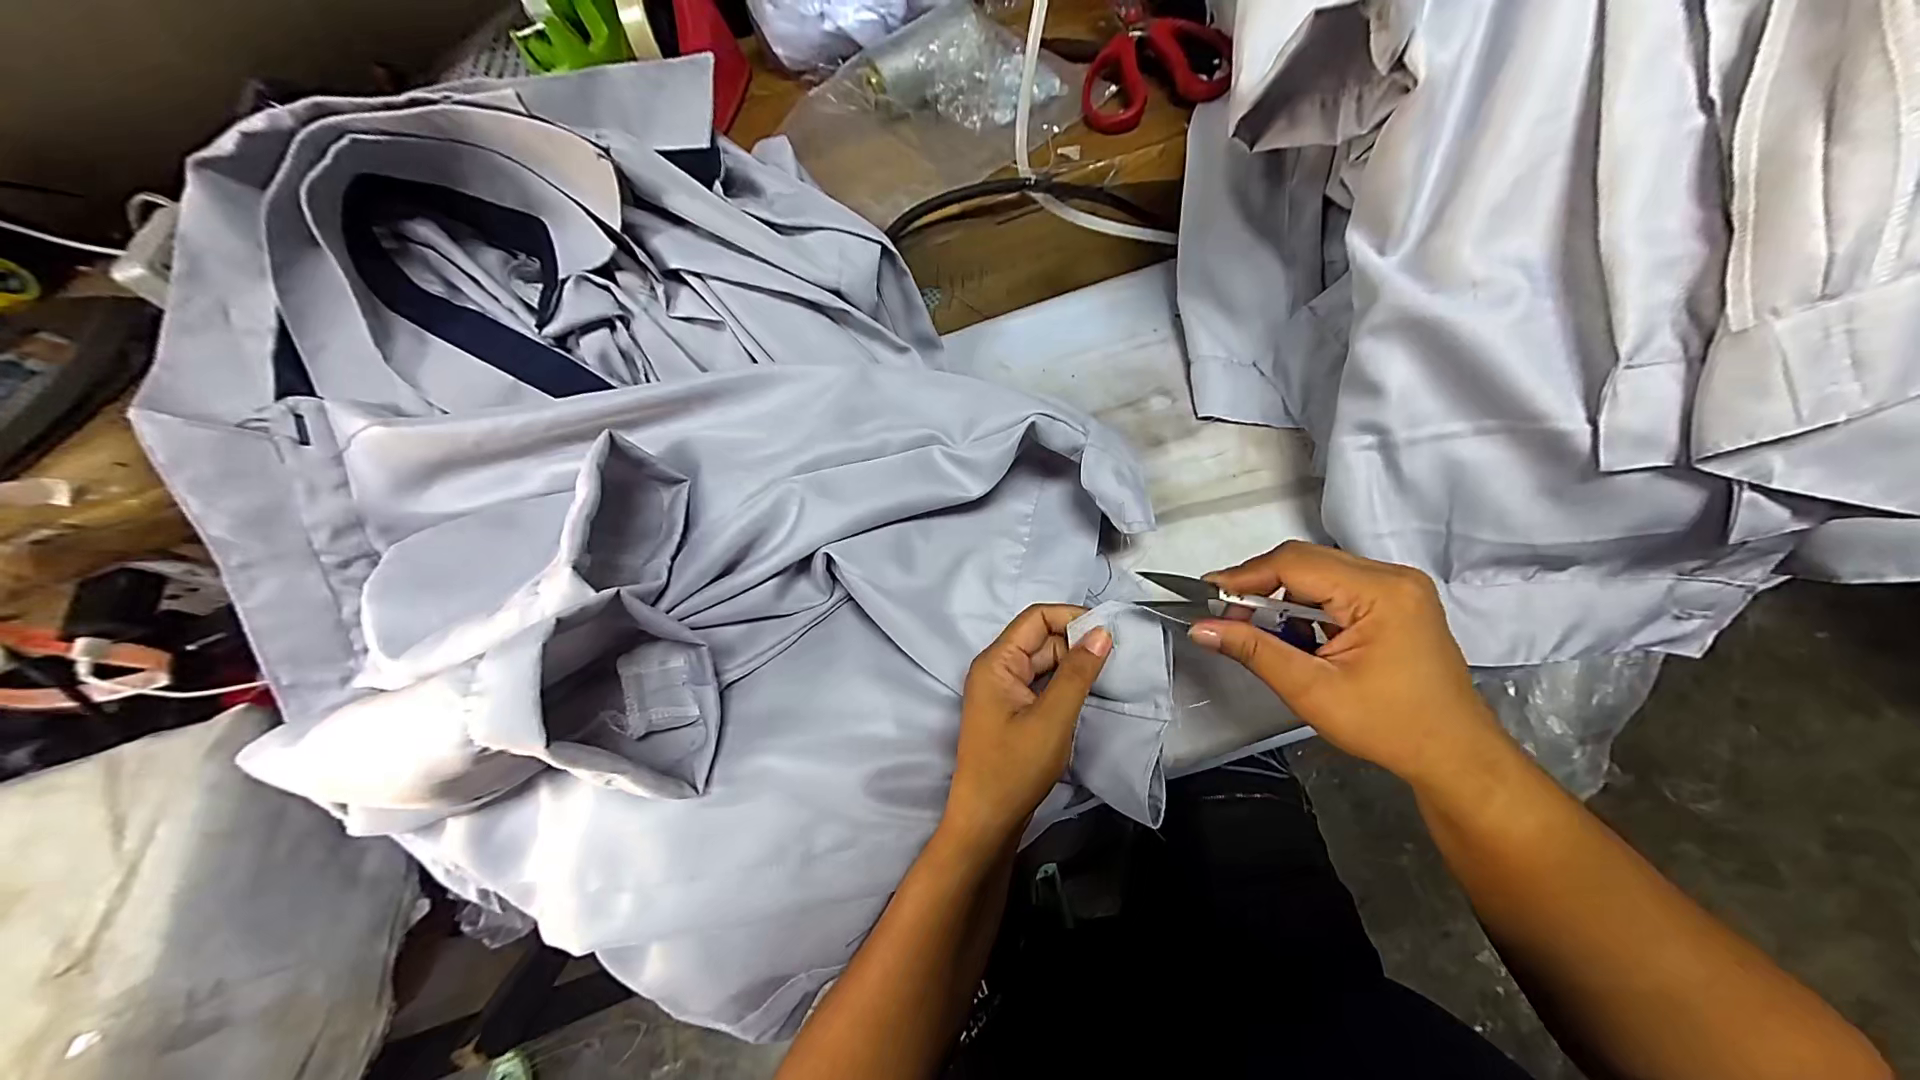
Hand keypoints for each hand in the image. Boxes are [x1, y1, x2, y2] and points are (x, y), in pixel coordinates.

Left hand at [943, 605, 1111, 850]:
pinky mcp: (1011, 709)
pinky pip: (1040, 683)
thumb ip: (1078, 672)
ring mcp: (1002, 690)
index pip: (1036, 618)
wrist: (986, 820)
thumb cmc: (1014, 768)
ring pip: (1043, 661)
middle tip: (1115, 657)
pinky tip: (1086, 692)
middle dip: (1075, 642)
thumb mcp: (1052, 717)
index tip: (1107, 633)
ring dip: (1072, 664)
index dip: (1071, 618)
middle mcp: (995, 668)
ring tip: (1107, 674)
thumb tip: (1101, 632)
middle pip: (1040, 638)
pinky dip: (1063, 683)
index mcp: (996, 662)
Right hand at [1187, 541, 1510, 789]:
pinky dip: (1305, 605)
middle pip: (1305, 561)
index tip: (1207, 594)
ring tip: (1258, 630)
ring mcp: (1398, 587)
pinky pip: (1335, 586)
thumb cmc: (1391, 727)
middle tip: (1225, 614)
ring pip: (1317, 571)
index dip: (1244, 576)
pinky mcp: (1395, 601)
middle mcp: (1393, 577)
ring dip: (1281, 596)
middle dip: (1259, 585)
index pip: (1294, 563)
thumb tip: (1203, 628)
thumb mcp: (1311, 689)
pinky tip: (1294, 635)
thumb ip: (1253, 650)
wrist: (1454, 755)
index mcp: (1381, 592)